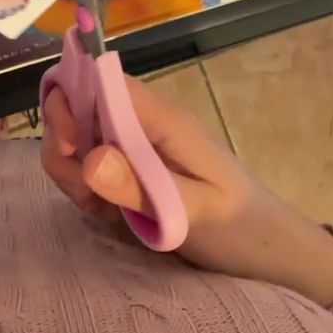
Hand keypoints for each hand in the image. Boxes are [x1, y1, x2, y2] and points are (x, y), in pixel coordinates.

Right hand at [41, 75, 332, 305]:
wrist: (268, 251)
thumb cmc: (240, 227)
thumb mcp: (193, 211)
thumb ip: (139, 186)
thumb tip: (89, 158)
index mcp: (161, 119)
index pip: (100, 81)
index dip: (70, 101)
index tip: (68, 147)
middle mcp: (142, 123)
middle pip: (78, 107)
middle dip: (63, 145)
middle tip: (81, 191)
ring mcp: (133, 146)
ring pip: (77, 140)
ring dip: (72, 173)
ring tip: (99, 209)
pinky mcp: (128, 170)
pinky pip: (87, 168)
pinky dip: (84, 189)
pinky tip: (107, 214)